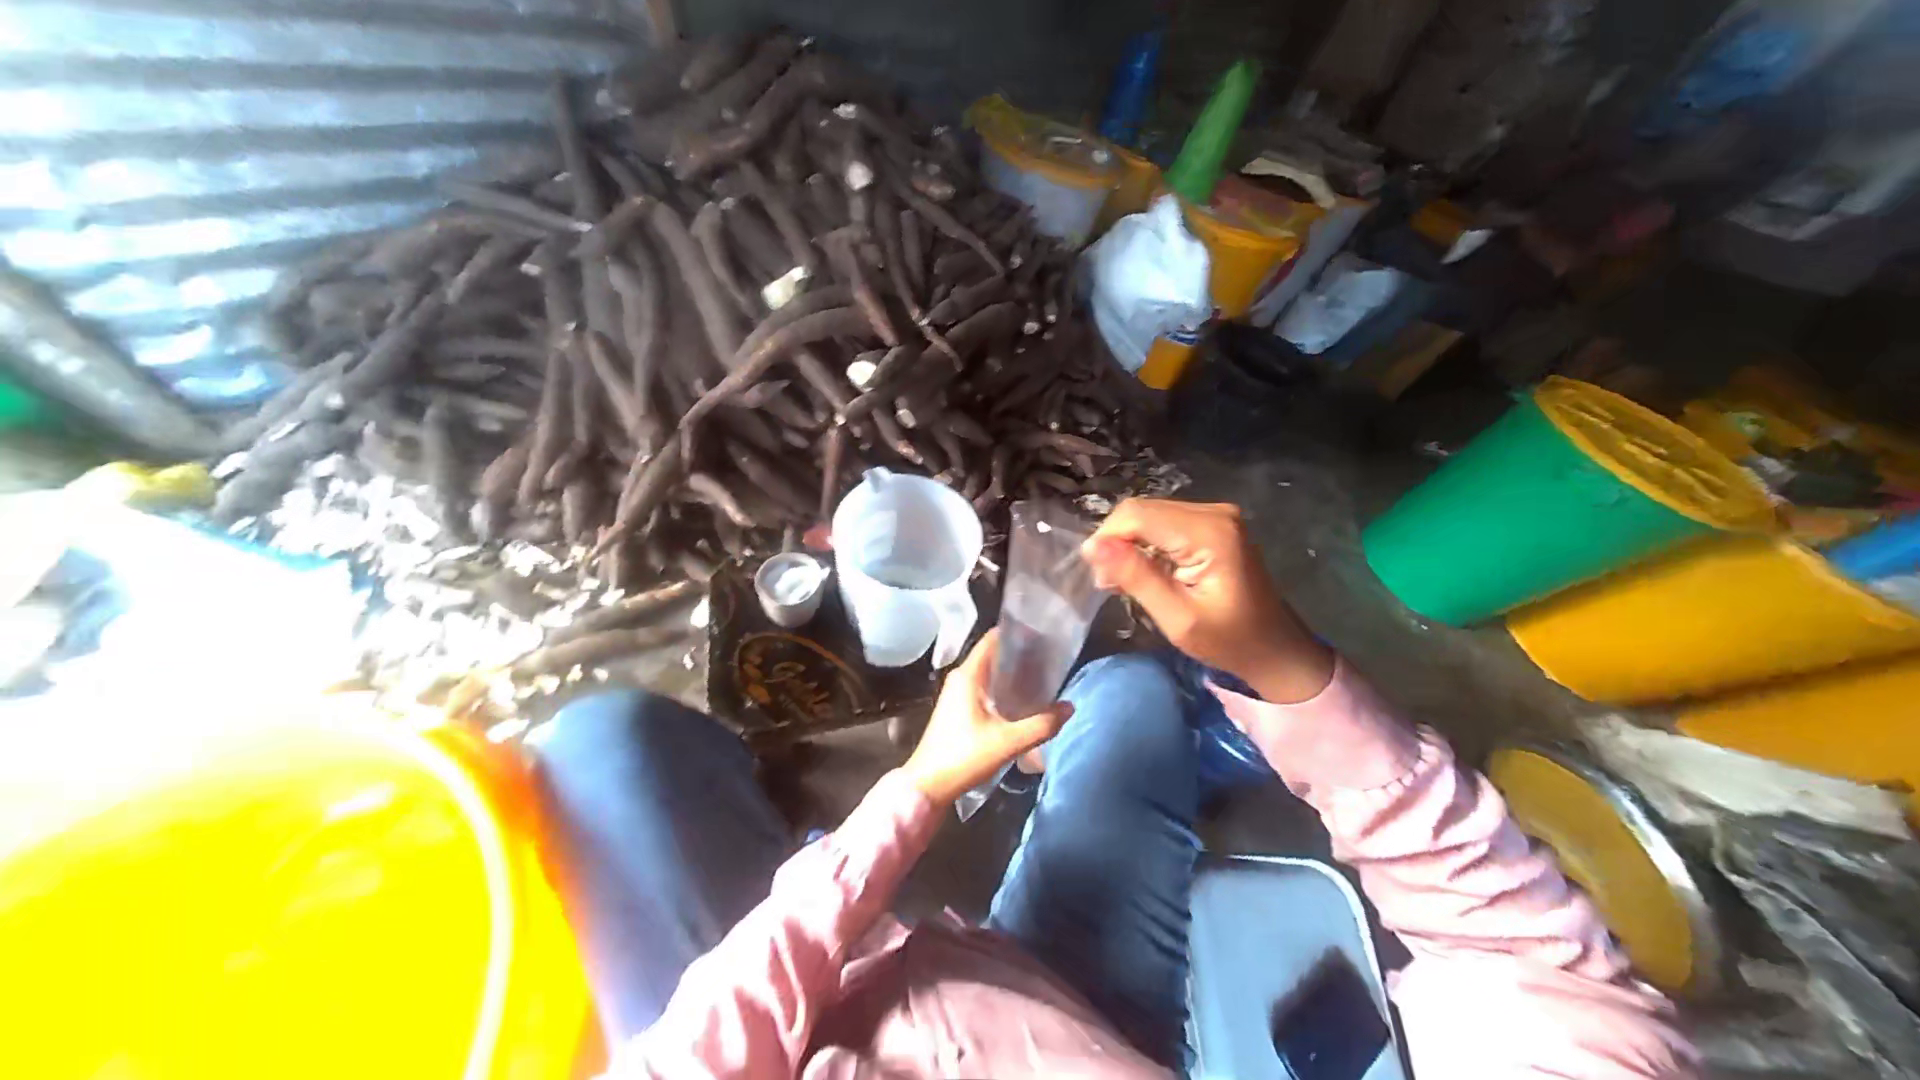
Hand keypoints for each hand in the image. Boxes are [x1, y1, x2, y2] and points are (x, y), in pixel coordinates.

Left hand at [902, 630, 1073, 804]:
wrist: (929, 785)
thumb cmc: (964, 757)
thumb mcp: (1008, 742)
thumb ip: (1042, 724)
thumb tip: (1069, 707)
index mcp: (968, 675)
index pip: (993, 639)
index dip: (1017, 633)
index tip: (1043, 635)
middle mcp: (961, 678)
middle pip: (993, 655)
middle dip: (1020, 655)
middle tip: (1050, 659)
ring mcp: (957, 693)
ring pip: (990, 673)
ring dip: (1012, 674)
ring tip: (1042, 679)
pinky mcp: (958, 709)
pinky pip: (985, 688)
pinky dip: (1003, 689)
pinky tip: (1022, 702)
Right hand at [1082, 498, 1333, 702]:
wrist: (1275, 648)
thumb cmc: (1230, 641)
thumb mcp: (1178, 619)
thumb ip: (1137, 578)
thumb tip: (1093, 547)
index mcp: (1209, 532)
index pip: (1136, 515)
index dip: (1107, 539)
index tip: (1098, 577)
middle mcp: (1213, 511)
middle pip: (1141, 510)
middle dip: (1115, 542)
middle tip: (1108, 584)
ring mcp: (1215, 514)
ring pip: (1148, 514)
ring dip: (1127, 544)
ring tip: (1122, 581)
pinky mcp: (1212, 523)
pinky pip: (1162, 522)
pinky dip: (1144, 544)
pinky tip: (1144, 571)